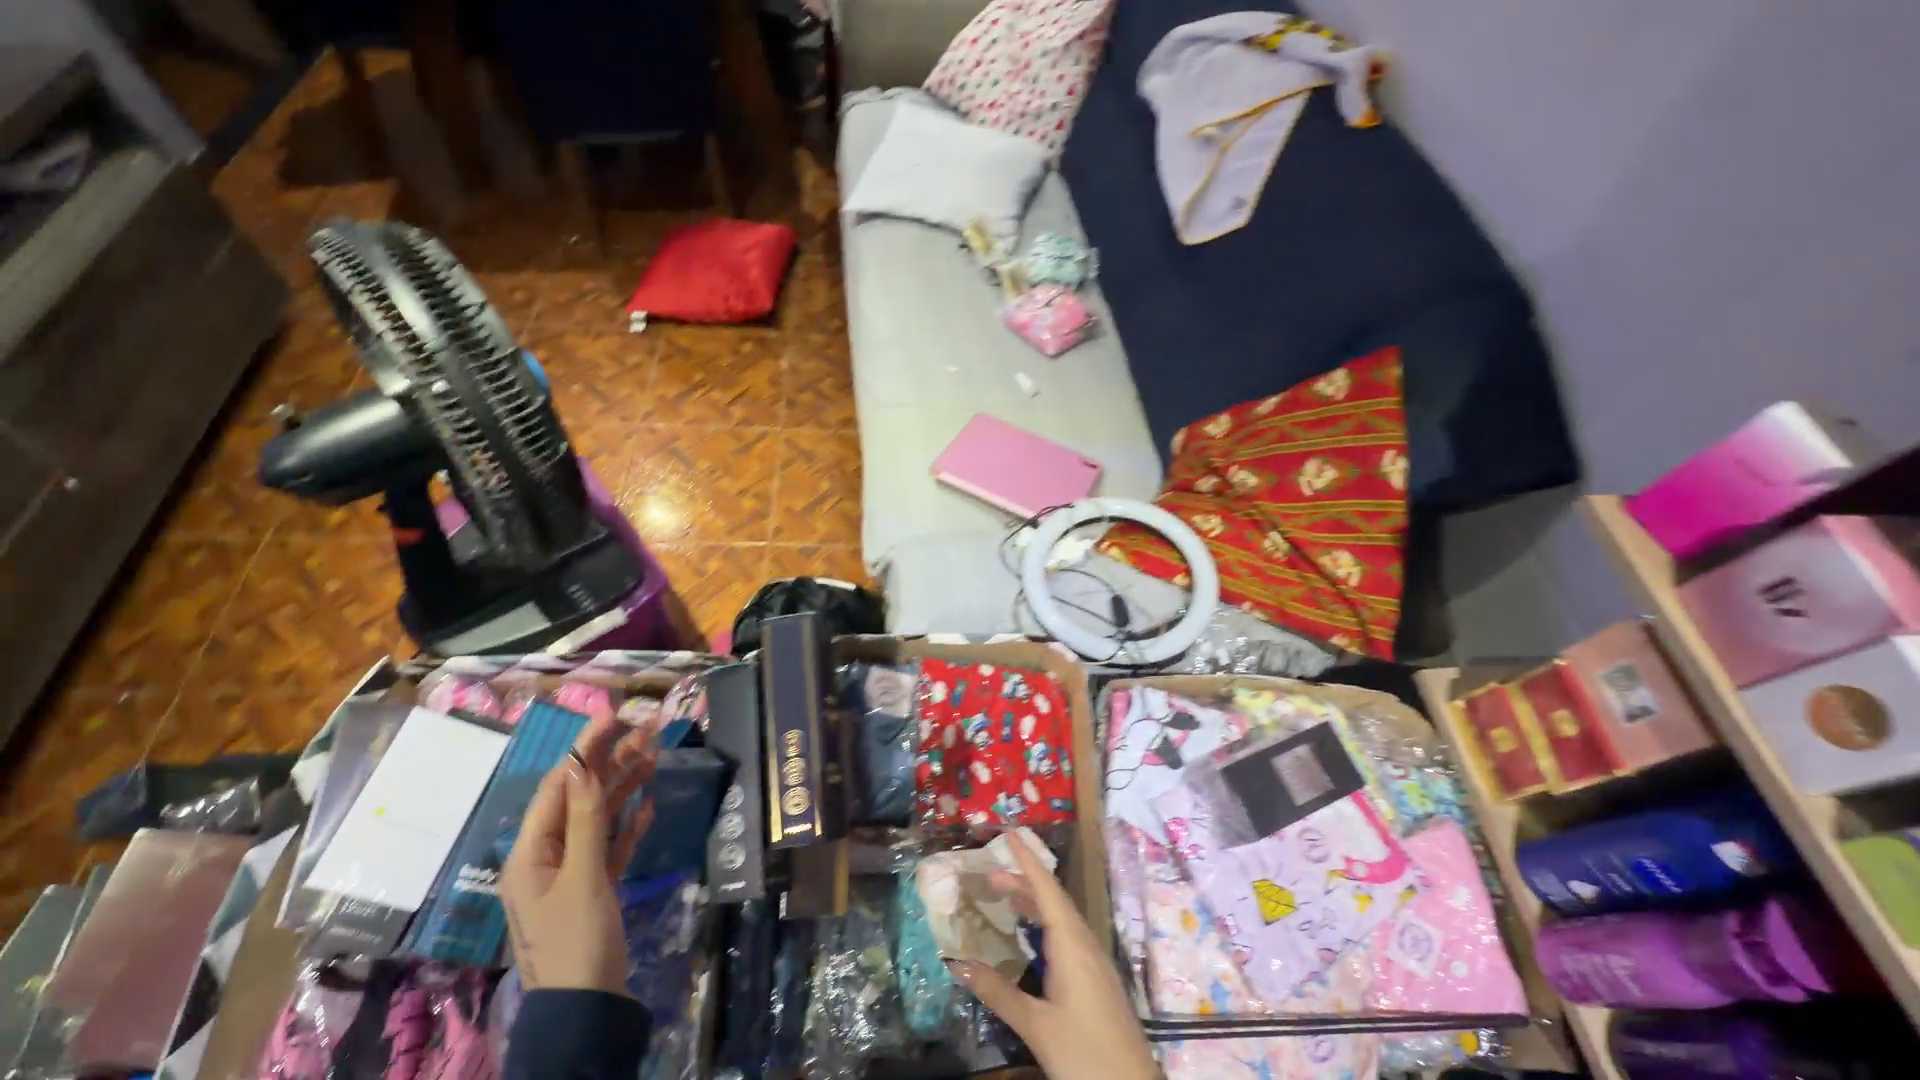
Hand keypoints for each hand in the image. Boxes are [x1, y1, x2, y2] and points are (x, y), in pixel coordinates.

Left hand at [501, 715, 655, 993]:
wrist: (587, 1007)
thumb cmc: (579, 940)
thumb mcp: (582, 878)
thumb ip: (585, 820)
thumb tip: (582, 766)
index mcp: (530, 853)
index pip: (558, 787)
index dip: (584, 750)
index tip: (612, 717)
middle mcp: (546, 857)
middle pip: (579, 798)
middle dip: (610, 763)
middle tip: (647, 729)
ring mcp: (570, 874)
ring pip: (597, 818)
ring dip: (624, 787)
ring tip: (654, 754)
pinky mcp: (593, 890)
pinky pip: (609, 847)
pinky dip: (627, 825)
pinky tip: (648, 804)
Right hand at [948, 836, 1159, 1079]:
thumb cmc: (1084, 1053)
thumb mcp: (1035, 1025)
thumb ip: (998, 992)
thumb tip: (957, 964)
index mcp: (1072, 946)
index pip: (1047, 890)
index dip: (1028, 860)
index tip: (1010, 833)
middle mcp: (1086, 945)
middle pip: (1054, 901)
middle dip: (1024, 881)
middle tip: (989, 876)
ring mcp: (1095, 963)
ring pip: (1062, 920)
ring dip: (1035, 904)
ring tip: (1004, 898)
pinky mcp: (1097, 981)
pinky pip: (1068, 937)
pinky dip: (1045, 925)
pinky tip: (1032, 938)